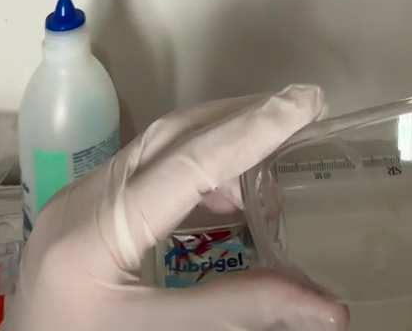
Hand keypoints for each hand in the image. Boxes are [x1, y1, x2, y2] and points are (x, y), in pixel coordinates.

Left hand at [10, 85, 347, 330]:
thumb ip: (241, 311)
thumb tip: (330, 309)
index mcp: (95, 232)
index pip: (187, 162)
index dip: (252, 130)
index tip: (305, 102)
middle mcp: (84, 198)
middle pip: (173, 135)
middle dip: (242, 116)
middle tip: (303, 105)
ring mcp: (80, 200)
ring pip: (161, 144)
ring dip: (222, 136)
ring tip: (278, 146)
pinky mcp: (85, 211)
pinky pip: (148, 167)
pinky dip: (197, 166)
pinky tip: (230, 192)